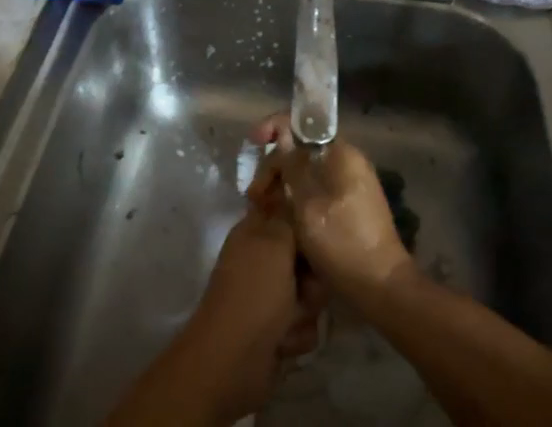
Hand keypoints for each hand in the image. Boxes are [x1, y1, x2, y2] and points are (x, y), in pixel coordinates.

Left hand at [176, 203, 325, 420]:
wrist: (232, 362)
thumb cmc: (253, 294)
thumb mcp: (274, 243)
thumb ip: (288, 215)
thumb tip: (292, 190)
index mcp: (256, 234)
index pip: (287, 212)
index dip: (305, 222)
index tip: (318, 231)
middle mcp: (264, 262)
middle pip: (308, 257)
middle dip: (313, 277)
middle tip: (305, 287)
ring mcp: (271, 298)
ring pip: (312, 293)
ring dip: (306, 310)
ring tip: (289, 321)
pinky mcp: (278, 331)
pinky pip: (307, 325)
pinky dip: (298, 336)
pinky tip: (283, 343)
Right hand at [247, 113, 414, 300]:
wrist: (380, 288)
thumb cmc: (342, 243)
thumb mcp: (308, 205)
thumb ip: (293, 167)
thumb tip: (282, 135)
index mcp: (342, 155)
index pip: (305, 124)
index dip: (275, 128)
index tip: (252, 143)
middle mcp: (348, 163)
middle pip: (302, 149)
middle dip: (274, 166)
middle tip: (254, 196)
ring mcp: (349, 186)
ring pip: (306, 172)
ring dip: (281, 185)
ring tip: (262, 209)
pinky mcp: (347, 206)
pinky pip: (315, 190)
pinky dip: (295, 198)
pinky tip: (279, 217)